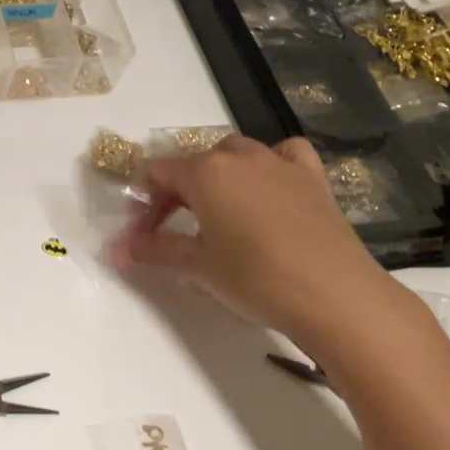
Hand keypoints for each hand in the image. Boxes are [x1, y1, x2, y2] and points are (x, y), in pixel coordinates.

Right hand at [110, 136, 410, 342]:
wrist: (334, 295)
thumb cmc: (255, 279)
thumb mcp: (197, 266)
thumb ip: (153, 250)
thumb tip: (115, 250)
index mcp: (206, 172)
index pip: (157, 173)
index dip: (141, 201)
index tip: (138, 232)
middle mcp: (240, 157)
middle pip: (194, 164)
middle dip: (175, 192)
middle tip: (169, 229)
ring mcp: (280, 163)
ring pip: (236, 154)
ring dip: (217, 176)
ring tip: (215, 212)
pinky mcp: (312, 178)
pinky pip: (283, 155)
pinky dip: (269, 165)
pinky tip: (267, 187)